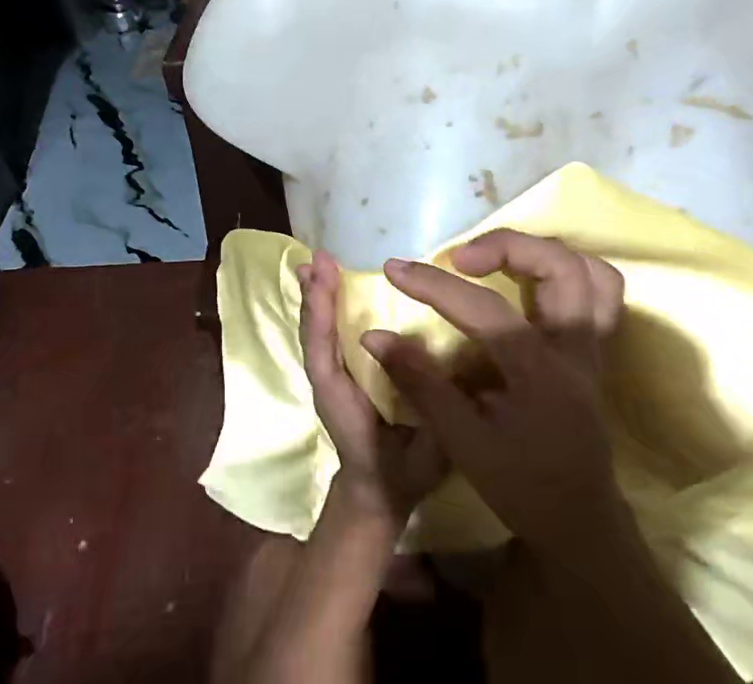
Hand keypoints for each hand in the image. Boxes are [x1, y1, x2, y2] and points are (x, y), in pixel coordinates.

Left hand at [299, 250, 446, 520]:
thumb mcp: (427, 448)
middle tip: (318, 258)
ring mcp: (331, 380)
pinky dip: (325, 310)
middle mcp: (330, 384)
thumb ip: (430, 411)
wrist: (380, 494)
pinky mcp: (340, 376)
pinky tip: (331, 289)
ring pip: (317, 335)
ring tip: (316, 264)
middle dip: (315, 295)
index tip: (323, 276)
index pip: (324, 353)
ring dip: (316, 298)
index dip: (322, 314)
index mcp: (344, 400)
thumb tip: (437, 364)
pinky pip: (328, 339)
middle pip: (314, 336)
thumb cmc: (404, 472)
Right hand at [363, 232, 630, 552]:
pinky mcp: (598, 352)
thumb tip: (377, 337)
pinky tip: (536, 281)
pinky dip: (571, 272)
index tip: (394, 269)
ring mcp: (594, 348)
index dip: (434, 285)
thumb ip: (421, 384)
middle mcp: (575, 349)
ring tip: (500, 259)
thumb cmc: (519, 485)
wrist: (578, 521)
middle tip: (461, 258)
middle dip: (506, 246)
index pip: (484, 309)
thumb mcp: (462, 441)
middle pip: (558, 267)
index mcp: (539, 372)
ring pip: (592, 272)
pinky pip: (602, 293)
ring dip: (544, 252)